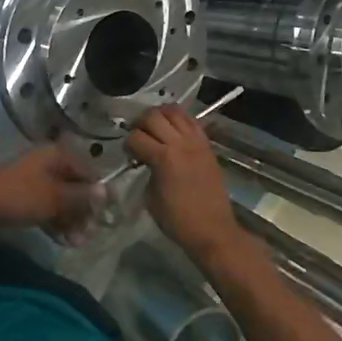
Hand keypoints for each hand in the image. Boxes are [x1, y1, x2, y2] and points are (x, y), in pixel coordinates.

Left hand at [0, 144, 101, 239]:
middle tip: (88, 234)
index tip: (105, 214)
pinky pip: (48, 207)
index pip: (87, 170)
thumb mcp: (55, 198)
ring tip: (76, 242)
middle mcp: (48, 162)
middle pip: (75, 186)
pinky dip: (56, 221)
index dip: (98, 192)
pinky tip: (63, 240)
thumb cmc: (20, 197)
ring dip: (71, 220)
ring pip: (62, 199)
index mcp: (56, 155)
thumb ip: (82, 196)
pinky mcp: (25, 196)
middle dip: (83, 211)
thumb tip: (107, 191)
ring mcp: (35, 179)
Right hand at [128, 106, 247, 263]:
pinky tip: (174, 130)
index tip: (129, 153)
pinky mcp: (207, 144)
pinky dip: (179, 120)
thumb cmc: (178, 220)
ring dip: (160, 116)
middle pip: (153, 116)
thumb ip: (147, 172)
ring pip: (174, 111)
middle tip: (140, 137)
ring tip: (156, 128)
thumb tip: (146, 160)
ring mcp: (196, 141)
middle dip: (141, 123)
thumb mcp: (151, 198)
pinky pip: (192, 121)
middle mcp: (180, 143)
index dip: (128, 144)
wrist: (213, 229)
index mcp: (163, 158)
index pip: (136, 137)